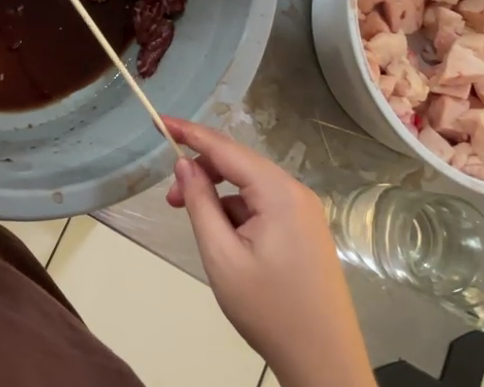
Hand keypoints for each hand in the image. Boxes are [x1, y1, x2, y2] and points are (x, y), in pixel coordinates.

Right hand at [164, 117, 374, 386]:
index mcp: (279, 193)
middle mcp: (296, 193)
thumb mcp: (221, 256)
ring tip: (194, 223)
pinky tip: (223, 238)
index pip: (226, 148)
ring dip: (217, 195)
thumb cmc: (269, 309)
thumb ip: (200, 203)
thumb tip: (184, 163)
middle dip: (201, 172)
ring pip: (249, 186)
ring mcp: (304, 212)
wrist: (324, 364)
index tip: (159, 121)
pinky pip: (262, 205)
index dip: (190, 132)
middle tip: (170, 200)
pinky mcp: (305, 231)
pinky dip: (236, 211)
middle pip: (238, 164)